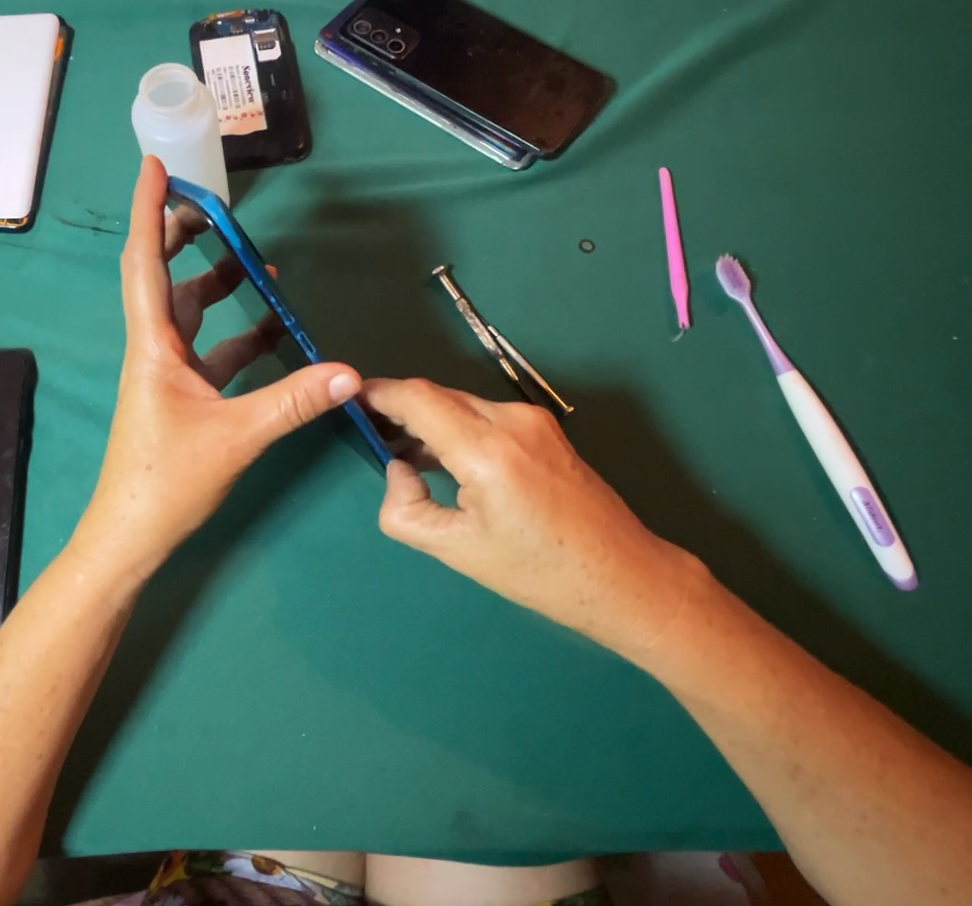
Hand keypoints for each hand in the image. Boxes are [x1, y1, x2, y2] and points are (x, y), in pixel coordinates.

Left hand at [75, 158, 360, 581]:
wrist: (131, 535)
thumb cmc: (167, 482)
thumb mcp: (237, 437)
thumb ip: (294, 401)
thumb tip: (351, 372)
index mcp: (153, 346)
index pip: (146, 263)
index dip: (150, 212)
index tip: (156, 167)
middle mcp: (154, 350)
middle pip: (162, 277)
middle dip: (182, 236)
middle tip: (211, 206)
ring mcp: (166, 373)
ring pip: (188, 313)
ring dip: (216, 284)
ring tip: (254, 262)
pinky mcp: (181, 396)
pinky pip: (210, 351)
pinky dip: (238, 336)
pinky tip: (272, 330)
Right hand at [363, 378, 710, 656]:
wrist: (623, 577)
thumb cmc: (537, 573)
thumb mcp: (456, 550)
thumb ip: (405, 509)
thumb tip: (398, 469)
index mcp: (486, 451)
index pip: (418, 398)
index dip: (378, 394)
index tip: (349, 400)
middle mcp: (511, 420)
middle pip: (438, 395)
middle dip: (399, 408)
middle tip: (369, 432)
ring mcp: (533, 421)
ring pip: (461, 404)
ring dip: (428, 419)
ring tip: (400, 450)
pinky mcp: (544, 429)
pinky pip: (485, 416)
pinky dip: (456, 428)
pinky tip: (442, 457)